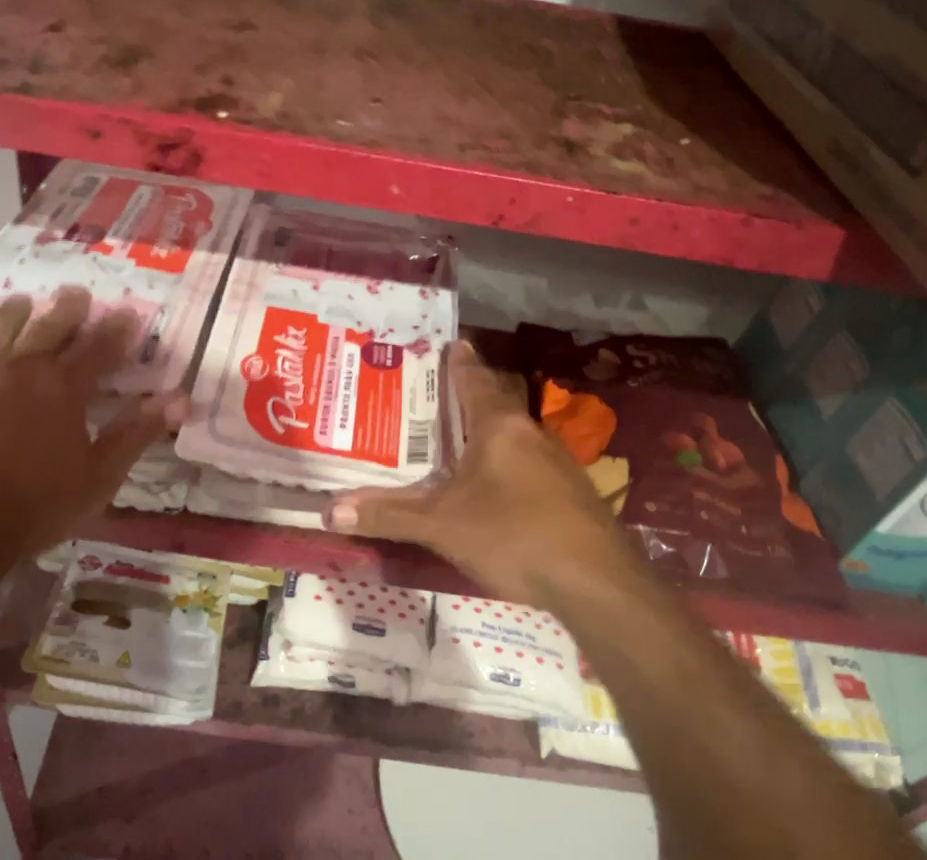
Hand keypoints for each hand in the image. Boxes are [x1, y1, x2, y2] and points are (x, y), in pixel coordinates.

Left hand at [0, 287, 181, 561]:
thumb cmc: (34, 509)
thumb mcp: (98, 478)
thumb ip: (135, 434)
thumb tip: (178, 400)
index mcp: (62, 388)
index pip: (99, 346)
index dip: (118, 329)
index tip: (130, 313)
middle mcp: (18, 368)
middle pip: (48, 326)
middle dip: (69, 308)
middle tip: (78, 293)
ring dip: (16, 312)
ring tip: (25, 302)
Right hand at [326, 342, 638, 603]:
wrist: (596, 582)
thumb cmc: (514, 536)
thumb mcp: (442, 526)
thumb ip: (388, 515)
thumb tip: (330, 509)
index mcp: (500, 427)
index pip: (475, 380)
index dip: (459, 362)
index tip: (449, 343)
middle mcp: (531, 435)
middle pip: (496, 404)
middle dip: (469, 398)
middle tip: (435, 396)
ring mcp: (557, 464)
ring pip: (514, 437)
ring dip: (488, 435)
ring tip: (455, 442)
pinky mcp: (570, 494)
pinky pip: (528, 465)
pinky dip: (505, 465)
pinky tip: (491, 489)